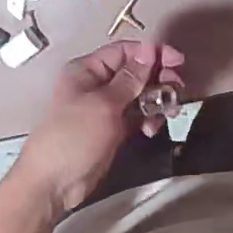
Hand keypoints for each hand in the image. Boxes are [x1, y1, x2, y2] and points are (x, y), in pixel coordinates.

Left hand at [11, 39, 184, 211]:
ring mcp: (105, 109)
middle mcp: (96, 85)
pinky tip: (152, 130)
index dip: (151, 54)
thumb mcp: (103, 104)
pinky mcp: (112, 130)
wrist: (55, 182)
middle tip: (177, 90)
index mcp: (87, 71)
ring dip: (157, 101)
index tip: (177, 62)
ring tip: (168, 112)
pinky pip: (137, 117)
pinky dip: (148, 120)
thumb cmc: (73, 137)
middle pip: (135, 73)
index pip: (124, 52)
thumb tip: (148, 50)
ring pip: (139, 96)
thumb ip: (130, 79)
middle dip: (158, 78)